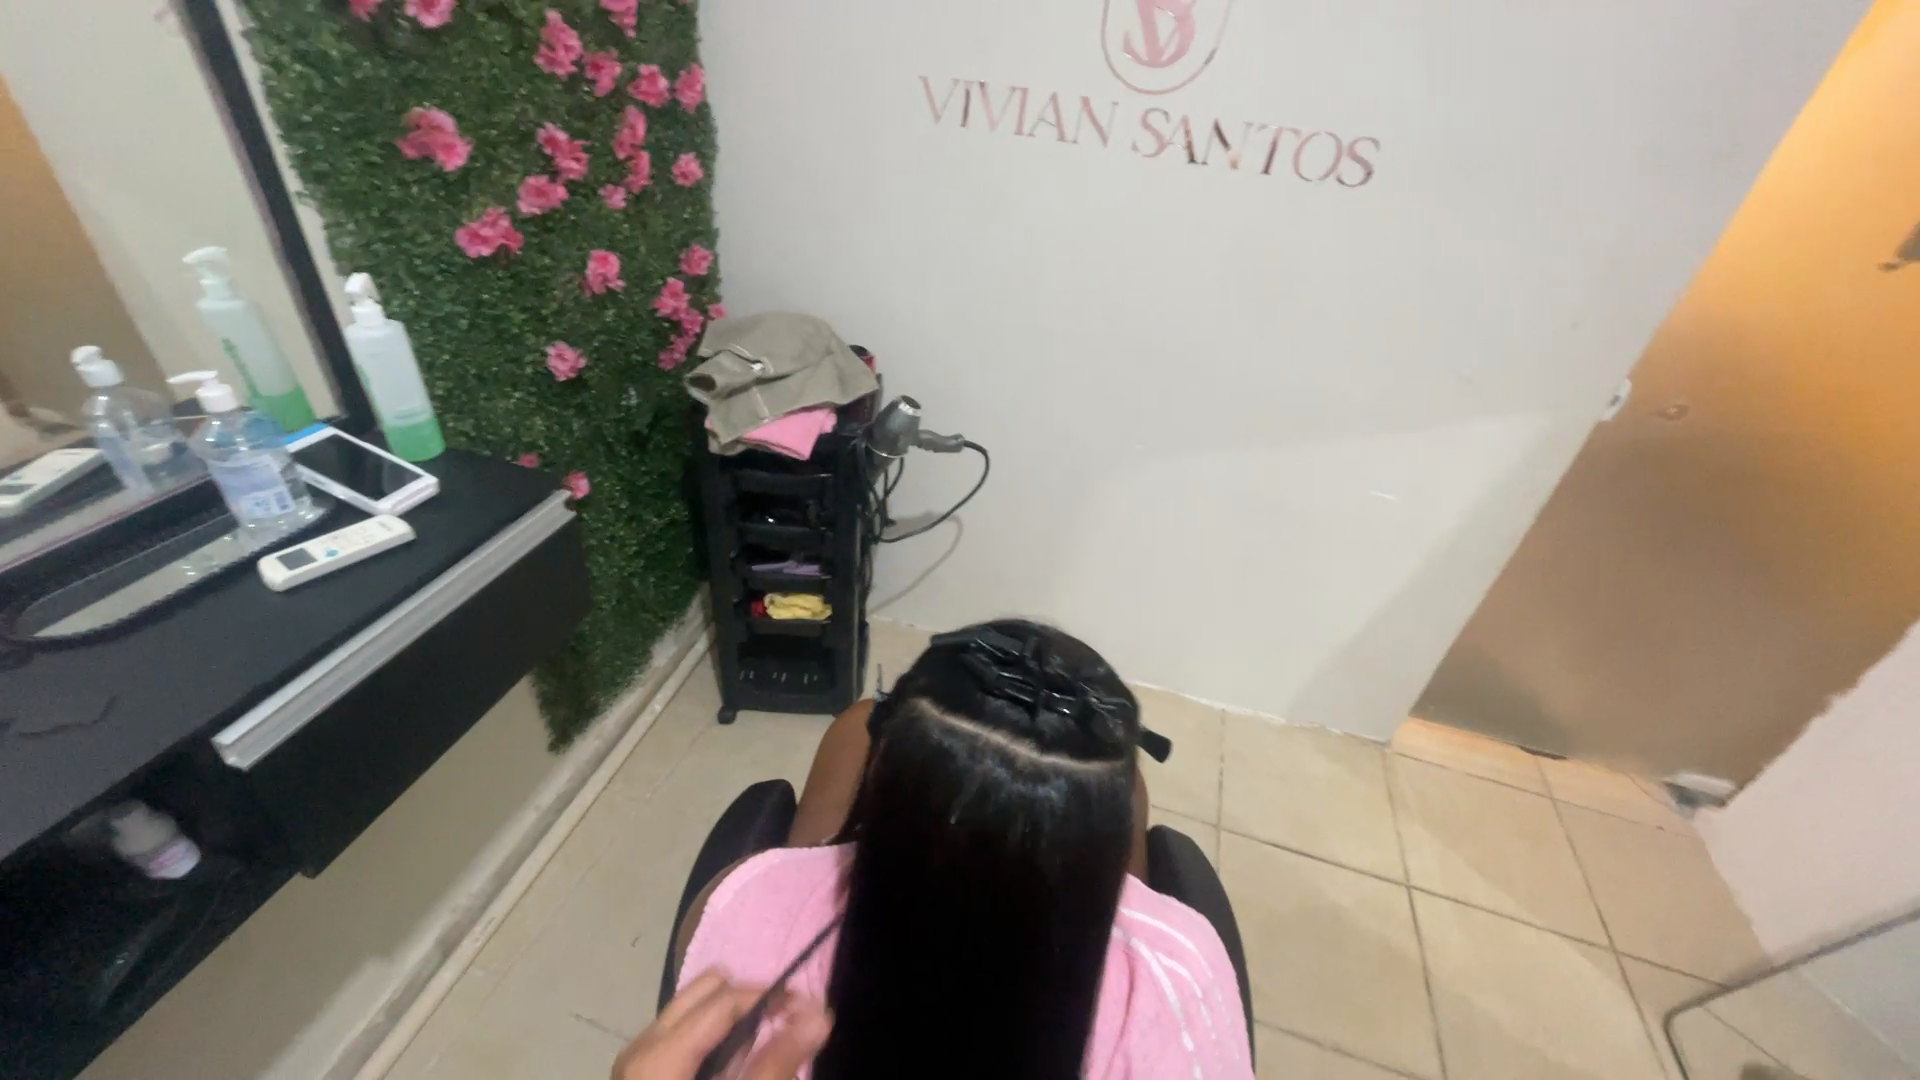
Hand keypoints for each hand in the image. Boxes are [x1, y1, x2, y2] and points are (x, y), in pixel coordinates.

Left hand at [612, 972, 831, 1079]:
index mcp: (658, 1056)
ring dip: (735, 1019)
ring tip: (759, 1054)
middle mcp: (642, 1047)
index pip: (726, 999)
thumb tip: (820, 1014)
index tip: (810, 1009)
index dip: (772, 997)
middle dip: (752, 1001)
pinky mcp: (642, 1078)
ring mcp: (637, 1063)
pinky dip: (717, 1040)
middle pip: (709, 989)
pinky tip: (732, 1072)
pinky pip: (686, 1034)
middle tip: (784, 1026)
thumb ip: (777, 1063)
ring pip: (697, 1007)